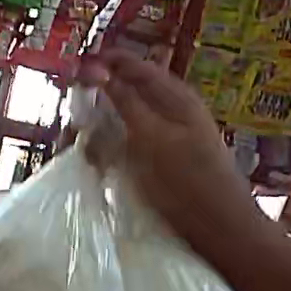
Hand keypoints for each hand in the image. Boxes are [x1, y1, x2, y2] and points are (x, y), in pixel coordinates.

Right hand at [80, 53, 265, 247]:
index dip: (103, 63)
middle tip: (72, 115)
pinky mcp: (158, 157)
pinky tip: (96, 160)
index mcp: (173, 96)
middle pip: (125, 89)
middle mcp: (169, 108)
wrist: (220, 228)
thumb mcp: (152, 137)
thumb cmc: (189, 181)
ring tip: (78, 140)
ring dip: (99, 124)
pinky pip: (125, 140)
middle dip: (96, 97)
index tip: (71, 69)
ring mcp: (164, 133)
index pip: (132, 65)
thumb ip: (126, 102)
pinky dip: (108, 145)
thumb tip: (98, 69)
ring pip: (122, 116)